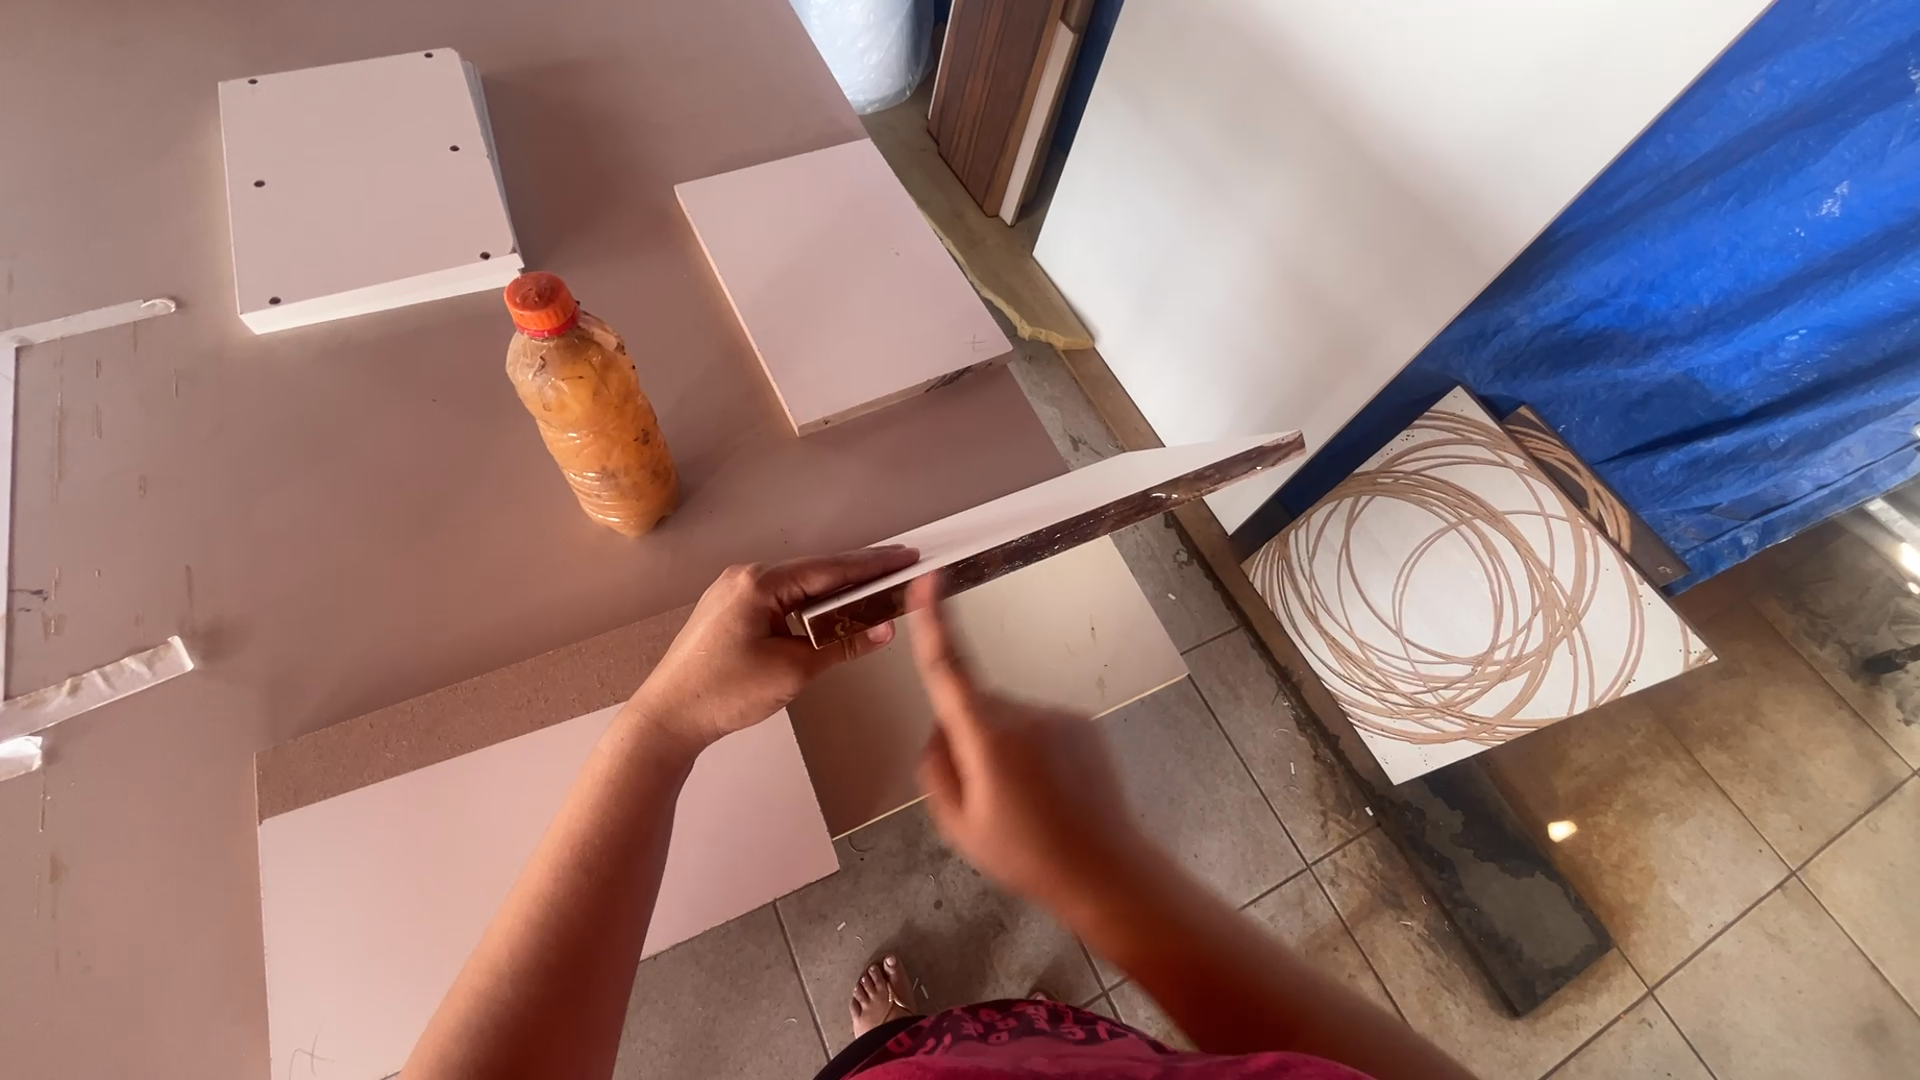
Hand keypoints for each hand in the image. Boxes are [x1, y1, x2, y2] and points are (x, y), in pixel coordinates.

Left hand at [629, 546, 919, 748]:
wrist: (666, 719)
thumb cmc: (723, 693)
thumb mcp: (793, 670)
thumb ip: (842, 644)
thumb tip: (884, 629)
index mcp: (759, 583)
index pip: (830, 568)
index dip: (873, 564)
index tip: (906, 557)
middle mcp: (746, 577)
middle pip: (815, 571)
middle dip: (859, 572)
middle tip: (899, 568)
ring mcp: (735, 592)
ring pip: (799, 584)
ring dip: (836, 589)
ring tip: (875, 588)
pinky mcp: (732, 610)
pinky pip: (783, 597)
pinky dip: (812, 602)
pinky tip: (833, 609)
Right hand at [908, 575, 1152, 906]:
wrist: (1106, 870)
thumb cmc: (1026, 855)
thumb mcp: (957, 825)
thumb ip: (935, 766)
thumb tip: (941, 727)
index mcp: (987, 737)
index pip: (950, 668)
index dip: (934, 621)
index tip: (929, 579)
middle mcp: (1022, 712)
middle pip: (976, 706)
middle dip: (970, 734)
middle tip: (986, 793)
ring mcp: (1057, 714)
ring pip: (1008, 717)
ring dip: (1005, 745)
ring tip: (1027, 799)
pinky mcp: (1083, 722)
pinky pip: (1039, 724)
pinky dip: (1035, 748)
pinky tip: (1052, 789)